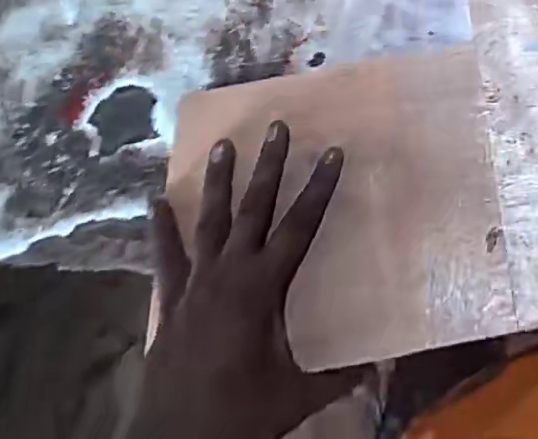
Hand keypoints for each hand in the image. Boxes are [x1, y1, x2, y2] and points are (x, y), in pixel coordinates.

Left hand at [129, 123, 363, 438]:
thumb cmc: (239, 415)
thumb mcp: (295, 397)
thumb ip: (337, 378)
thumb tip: (381, 369)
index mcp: (263, 287)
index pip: (300, 226)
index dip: (320, 188)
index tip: (333, 152)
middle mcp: (230, 272)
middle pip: (255, 207)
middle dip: (269, 165)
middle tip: (277, 127)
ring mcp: (197, 282)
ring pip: (211, 220)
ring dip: (220, 181)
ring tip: (225, 145)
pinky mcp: (172, 299)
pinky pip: (167, 256)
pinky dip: (161, 229)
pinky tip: (155, 200)